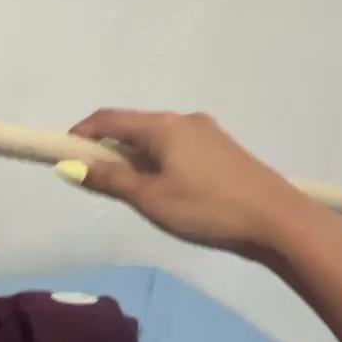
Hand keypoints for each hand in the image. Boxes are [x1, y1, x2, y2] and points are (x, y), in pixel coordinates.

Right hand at [65, 109, 312, 257]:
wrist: (278, 221)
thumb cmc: (206, 208)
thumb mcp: (149, 198)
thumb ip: (108, 180)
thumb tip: (70, 166)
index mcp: (162, 125)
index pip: (107, 119)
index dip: (80, 134)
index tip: (63, 157)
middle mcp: (183, 120)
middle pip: (132, 127)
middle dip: (107, 149)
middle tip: (97, 183)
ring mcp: (207, 133)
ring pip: (156, 140)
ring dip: (134, 158)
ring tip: (133, 193)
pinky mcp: (223, 151)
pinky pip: (177, 148)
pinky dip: (158, 163)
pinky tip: (166, 191)